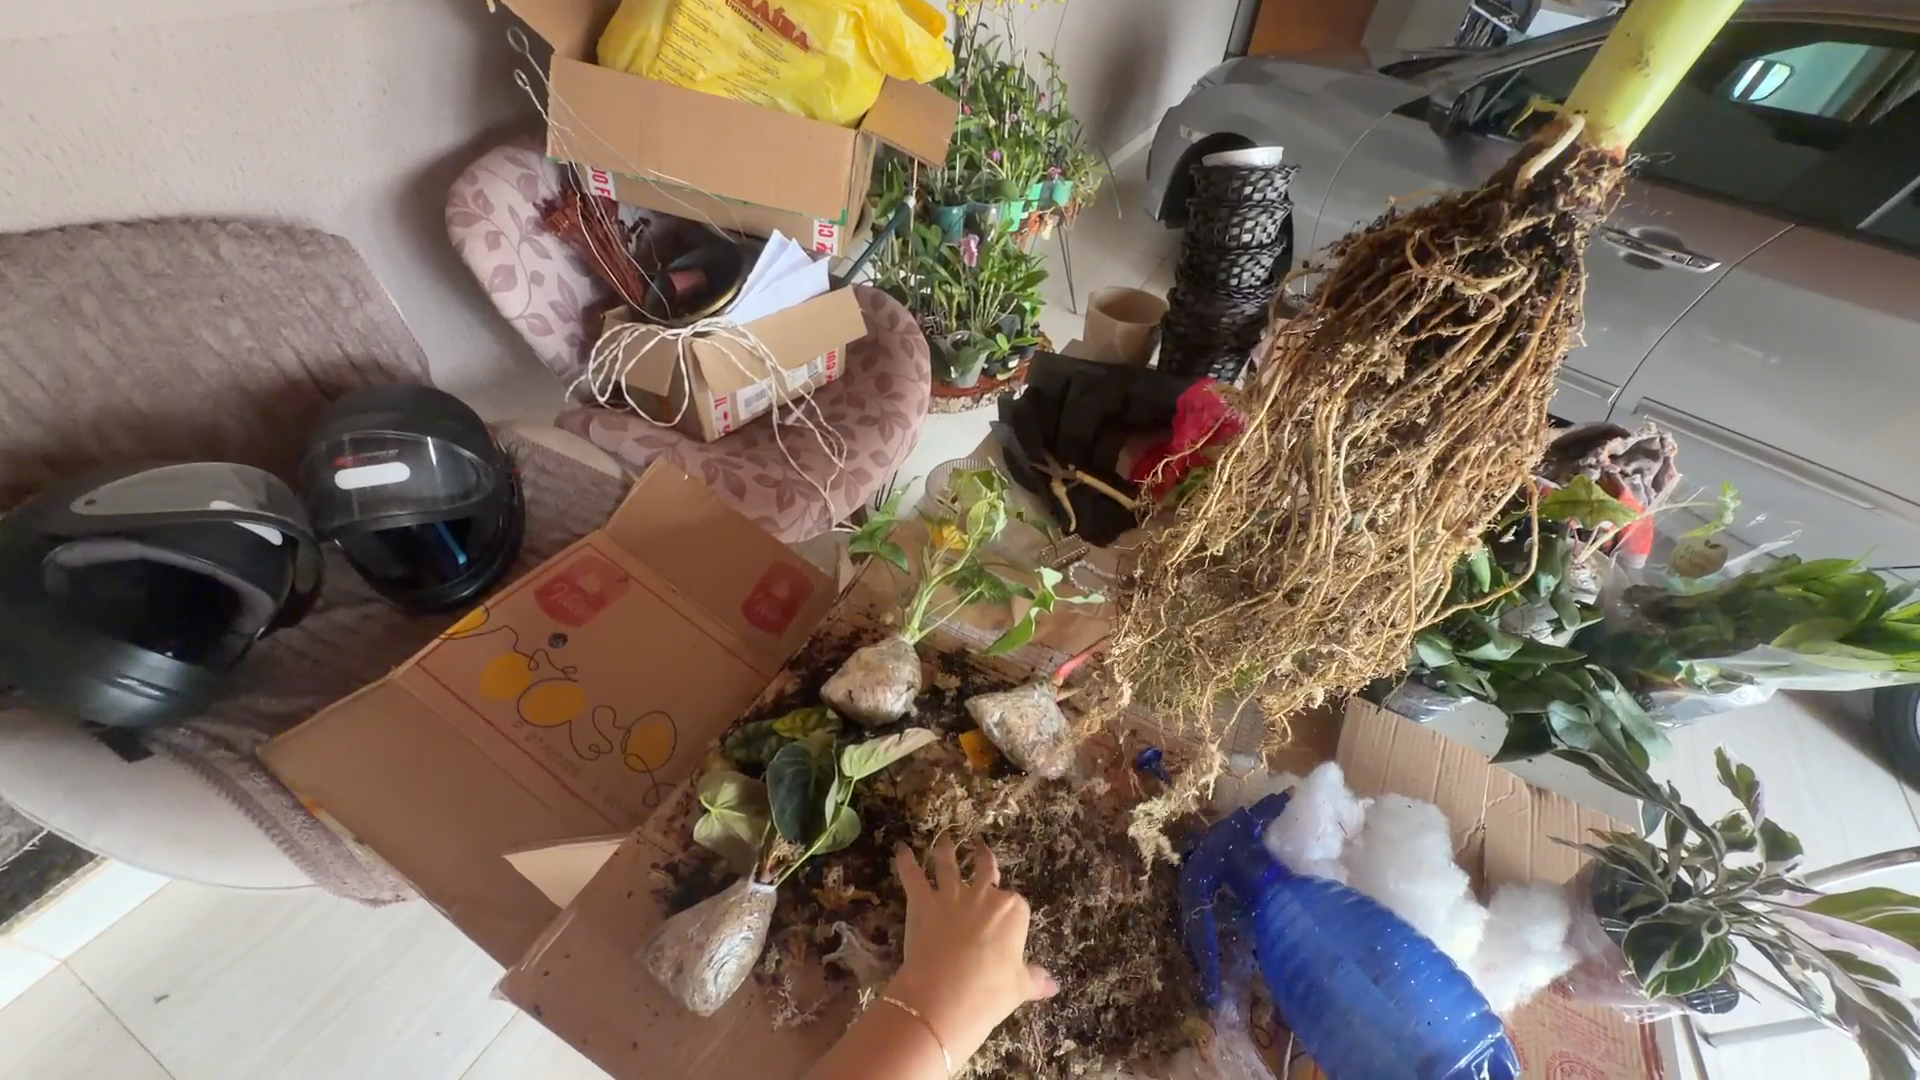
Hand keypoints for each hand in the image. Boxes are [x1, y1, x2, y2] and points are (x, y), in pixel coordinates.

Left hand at [886, 836, 1057, 1063]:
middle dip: (983, 856)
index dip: (1010, 914)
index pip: (1015, 905)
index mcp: (1011, 911)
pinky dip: (905, 862)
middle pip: (985, 869)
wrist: (947, 995)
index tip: (1008, 923)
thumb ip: (1035, 979)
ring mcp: (951, 895)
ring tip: (944, 837)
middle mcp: (983, 895)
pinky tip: (900, 849)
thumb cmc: (989, 992)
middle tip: (979, 845)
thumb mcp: (1019, 987)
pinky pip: (913, 876)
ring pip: (948, 864)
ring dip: (946, 849)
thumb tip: (1053, 984)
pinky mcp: (923, 902)